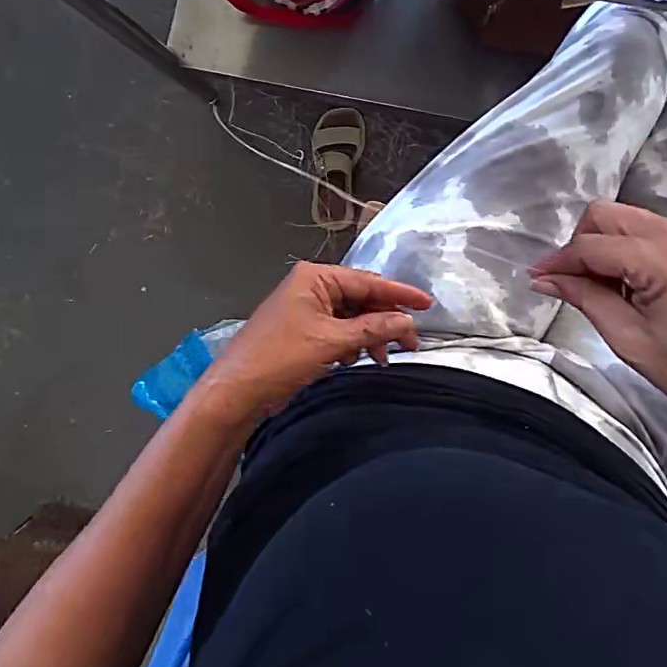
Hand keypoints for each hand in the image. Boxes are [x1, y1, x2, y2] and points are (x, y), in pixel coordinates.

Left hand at [196, 262, 432, 423]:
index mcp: (313, 277)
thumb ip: (373, 328)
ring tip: (382, 357)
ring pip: (351, 317)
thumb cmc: (279, 357)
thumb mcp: (332, 341)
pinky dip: (352, 343)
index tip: (427, 304)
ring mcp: (305, 309)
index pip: (366, 280)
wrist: (240, 388)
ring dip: (369, 335)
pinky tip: (356, 358)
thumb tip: (406, 321)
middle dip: (385, 320)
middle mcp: (309, 287)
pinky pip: (338, 331)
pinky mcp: (303, 331)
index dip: (398, 294)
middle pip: (360, 298)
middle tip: (410, 343)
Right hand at [527, 201, 666, 445]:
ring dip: (603, 246)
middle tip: (569, 282)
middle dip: (579, 246)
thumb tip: (545, 280)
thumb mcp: (631, 340)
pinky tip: (628, 283)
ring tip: (600, 287)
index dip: (558, 262)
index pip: (591, 246)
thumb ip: (584, 298)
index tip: (536, 278)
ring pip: (625, 219)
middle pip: (605, 216)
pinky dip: (627, 248)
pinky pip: (649, 230)